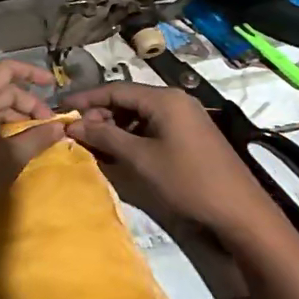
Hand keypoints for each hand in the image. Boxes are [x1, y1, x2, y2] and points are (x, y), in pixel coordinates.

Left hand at [0, 60, 66, 230]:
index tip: (52, 86)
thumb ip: (38, 137)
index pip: (5, 70)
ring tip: (32, 133)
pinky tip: (11, 141)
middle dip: (25, 101)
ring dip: (12, 113)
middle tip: (46, 122)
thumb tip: (60, 127)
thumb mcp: (13, 158)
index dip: (31, 73)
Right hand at [62, 82, 275, 239]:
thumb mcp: (141, 159)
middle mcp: (175, 100)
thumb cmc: (186, 180)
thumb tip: (73, 125)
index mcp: (165, 98)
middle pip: (128, 100)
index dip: (86, 99)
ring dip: (115, 127)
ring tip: (93, 145)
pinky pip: (153, 126)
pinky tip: (119, 152)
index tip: (61, 109)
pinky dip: (133, 136)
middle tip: (75, 134)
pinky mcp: (190, 134)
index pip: (116, 89)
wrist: (237, 208)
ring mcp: (185, 116)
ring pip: (140, 115)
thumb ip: (105, 137)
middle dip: (100, 115)